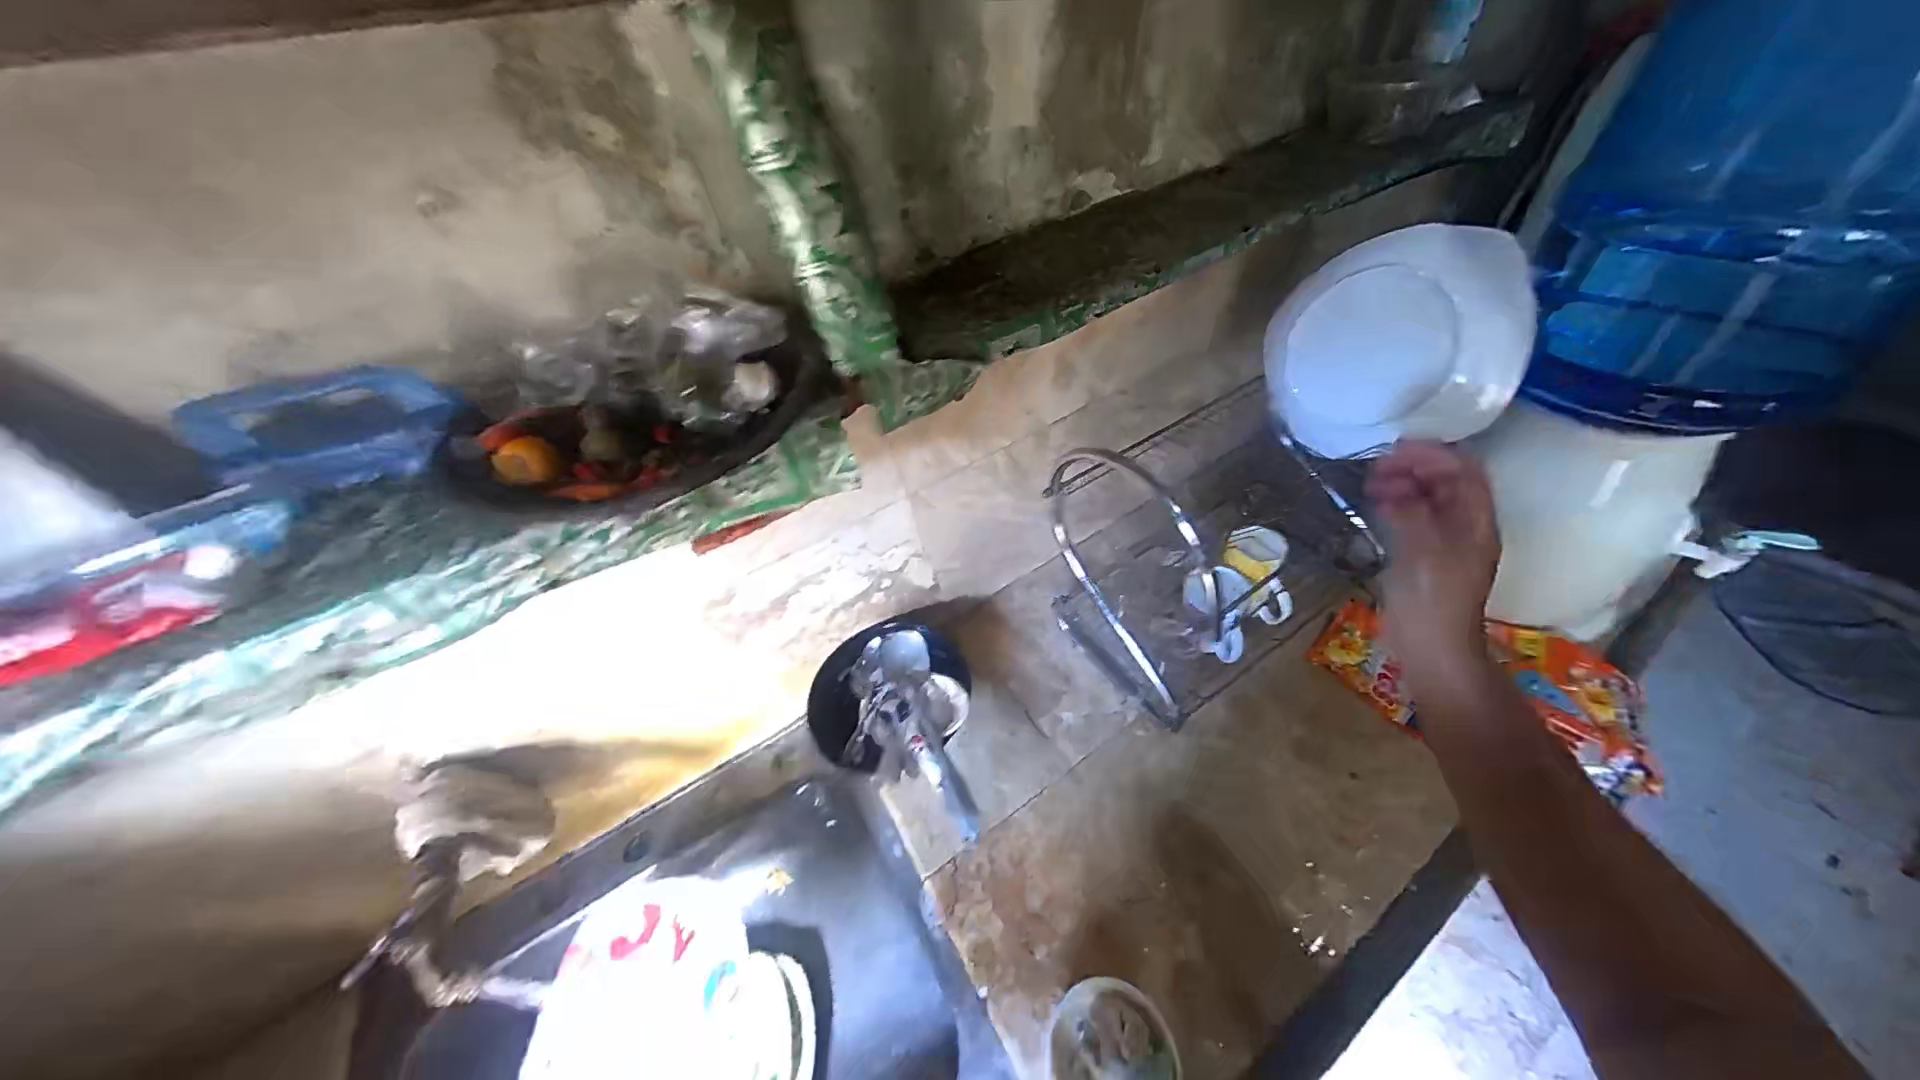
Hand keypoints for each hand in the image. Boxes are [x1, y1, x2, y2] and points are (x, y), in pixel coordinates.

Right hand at [1365, 440, 1500, 693]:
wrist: (1432, 650)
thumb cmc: (1433, 603)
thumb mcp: (1422, 553)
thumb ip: (1411, 514)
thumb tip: (1395, 485)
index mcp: (1477, 524)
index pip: (1465, 472)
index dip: (1434, 454)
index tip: (1395, 449)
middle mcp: (1466, 527)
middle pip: (1448, 482)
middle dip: (1415, 466)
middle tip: (1377, 466)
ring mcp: (1445, 542)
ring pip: (1429, 498)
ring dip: (1404, 483)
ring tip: (1372, 482)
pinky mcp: (1424, 556)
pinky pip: (1414, 517)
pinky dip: (1397, 504)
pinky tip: (1376, 505)